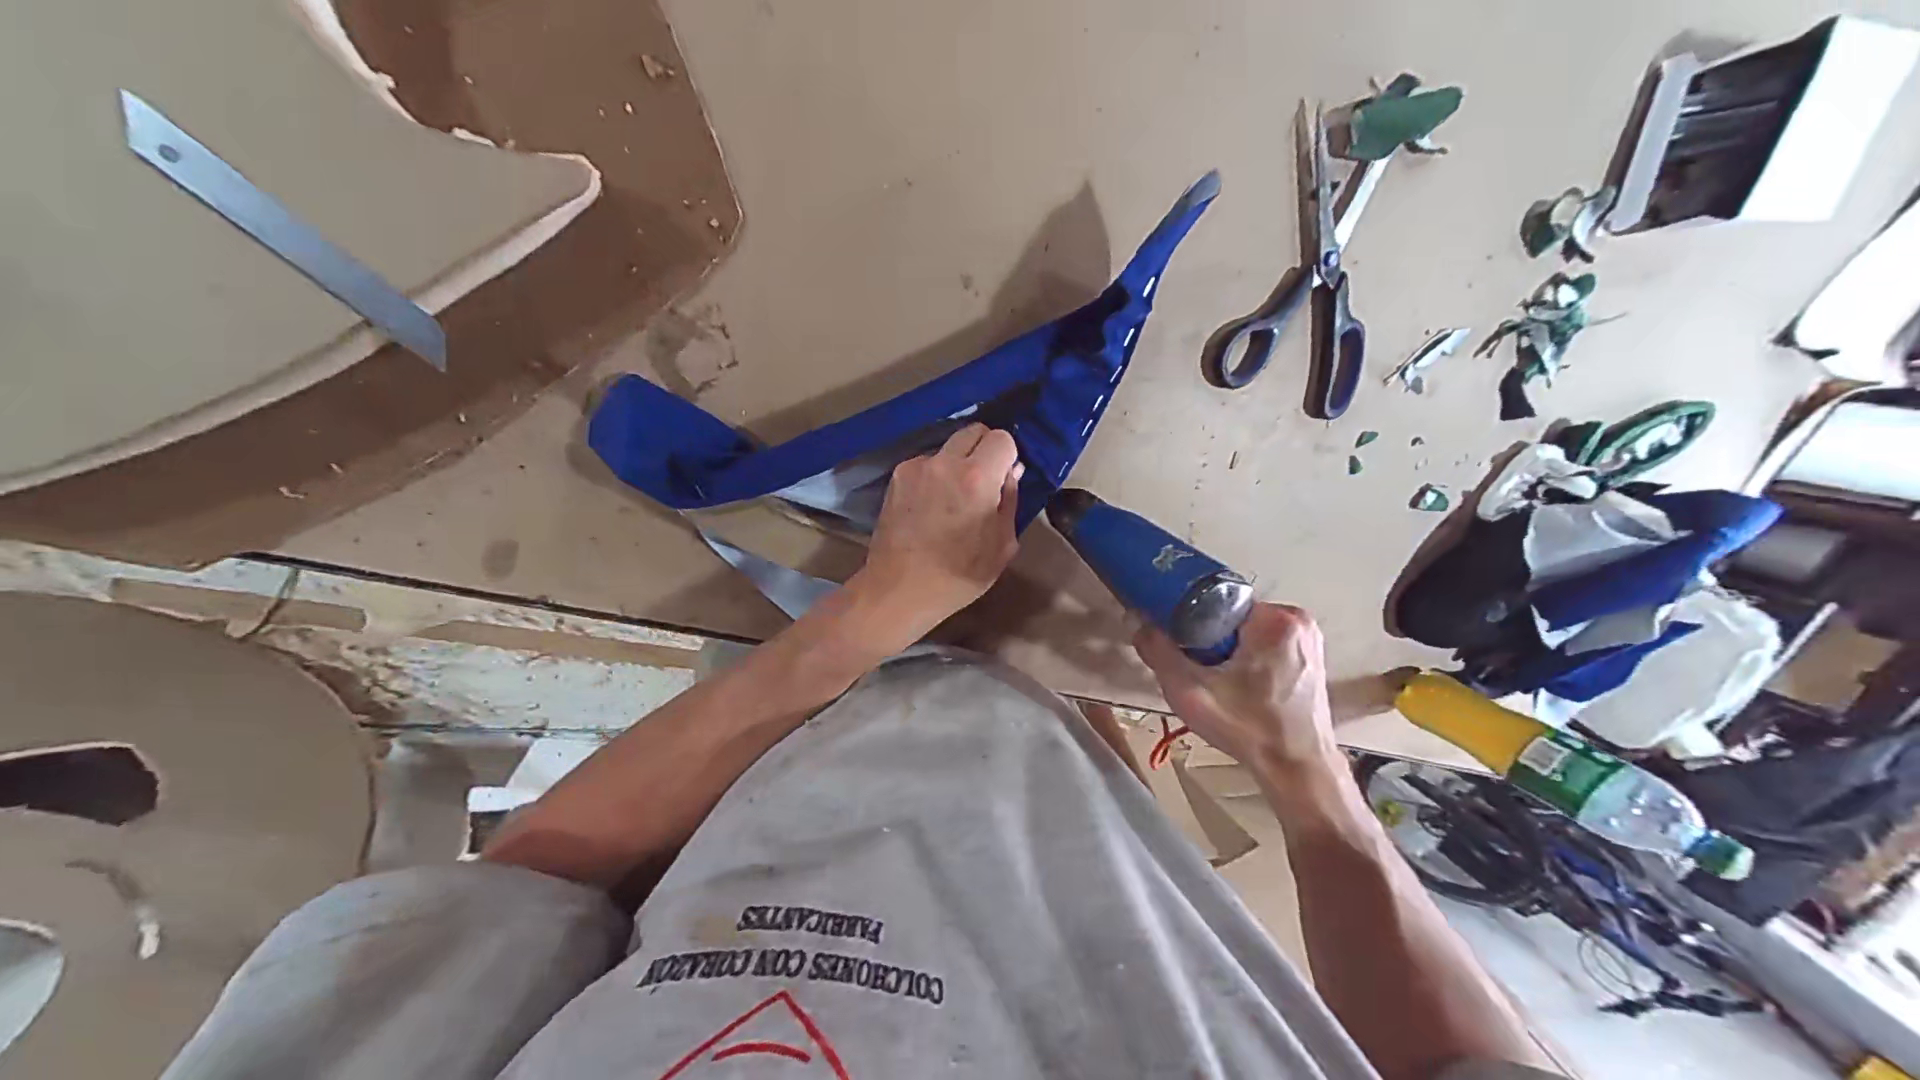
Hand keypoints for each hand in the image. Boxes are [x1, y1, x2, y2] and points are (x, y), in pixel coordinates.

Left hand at [850, 423, 1023, 642]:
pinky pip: (925, 464)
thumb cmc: (958, 576)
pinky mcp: (896, 477)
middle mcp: (944, 462)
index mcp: (977, 477)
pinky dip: (934, 476)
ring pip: (947, 448)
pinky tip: (931, 505)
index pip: (1002, 438)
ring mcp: (915, 467)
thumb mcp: (1002, 545)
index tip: (1005, 477)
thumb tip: (1011, 472)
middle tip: (985, 481)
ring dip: (957, 463)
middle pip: (973, 431)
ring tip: (954, 498)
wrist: (899, 590)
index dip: (1007, 456)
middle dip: (984, 450)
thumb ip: (1009, 500)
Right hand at [1133, 603, 1340, 773]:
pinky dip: (1245, 659)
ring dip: (1226, 649)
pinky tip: (1237, 686)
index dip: (1190, 622)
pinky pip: (1263, 644)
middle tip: (1199, 670)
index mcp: (1275, 620)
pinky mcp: (1310, 657)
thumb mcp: (1190, 691)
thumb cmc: (1252, 732)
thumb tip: (1137, 620)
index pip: (1215, 600)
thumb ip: (1158, 651)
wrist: (1298, 772)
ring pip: (1244, 630)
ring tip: (1218, 682)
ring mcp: (1308, 639)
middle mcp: (1298, 621)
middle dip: (1208, 638)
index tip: (1179, 642)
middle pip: (1229, 615)